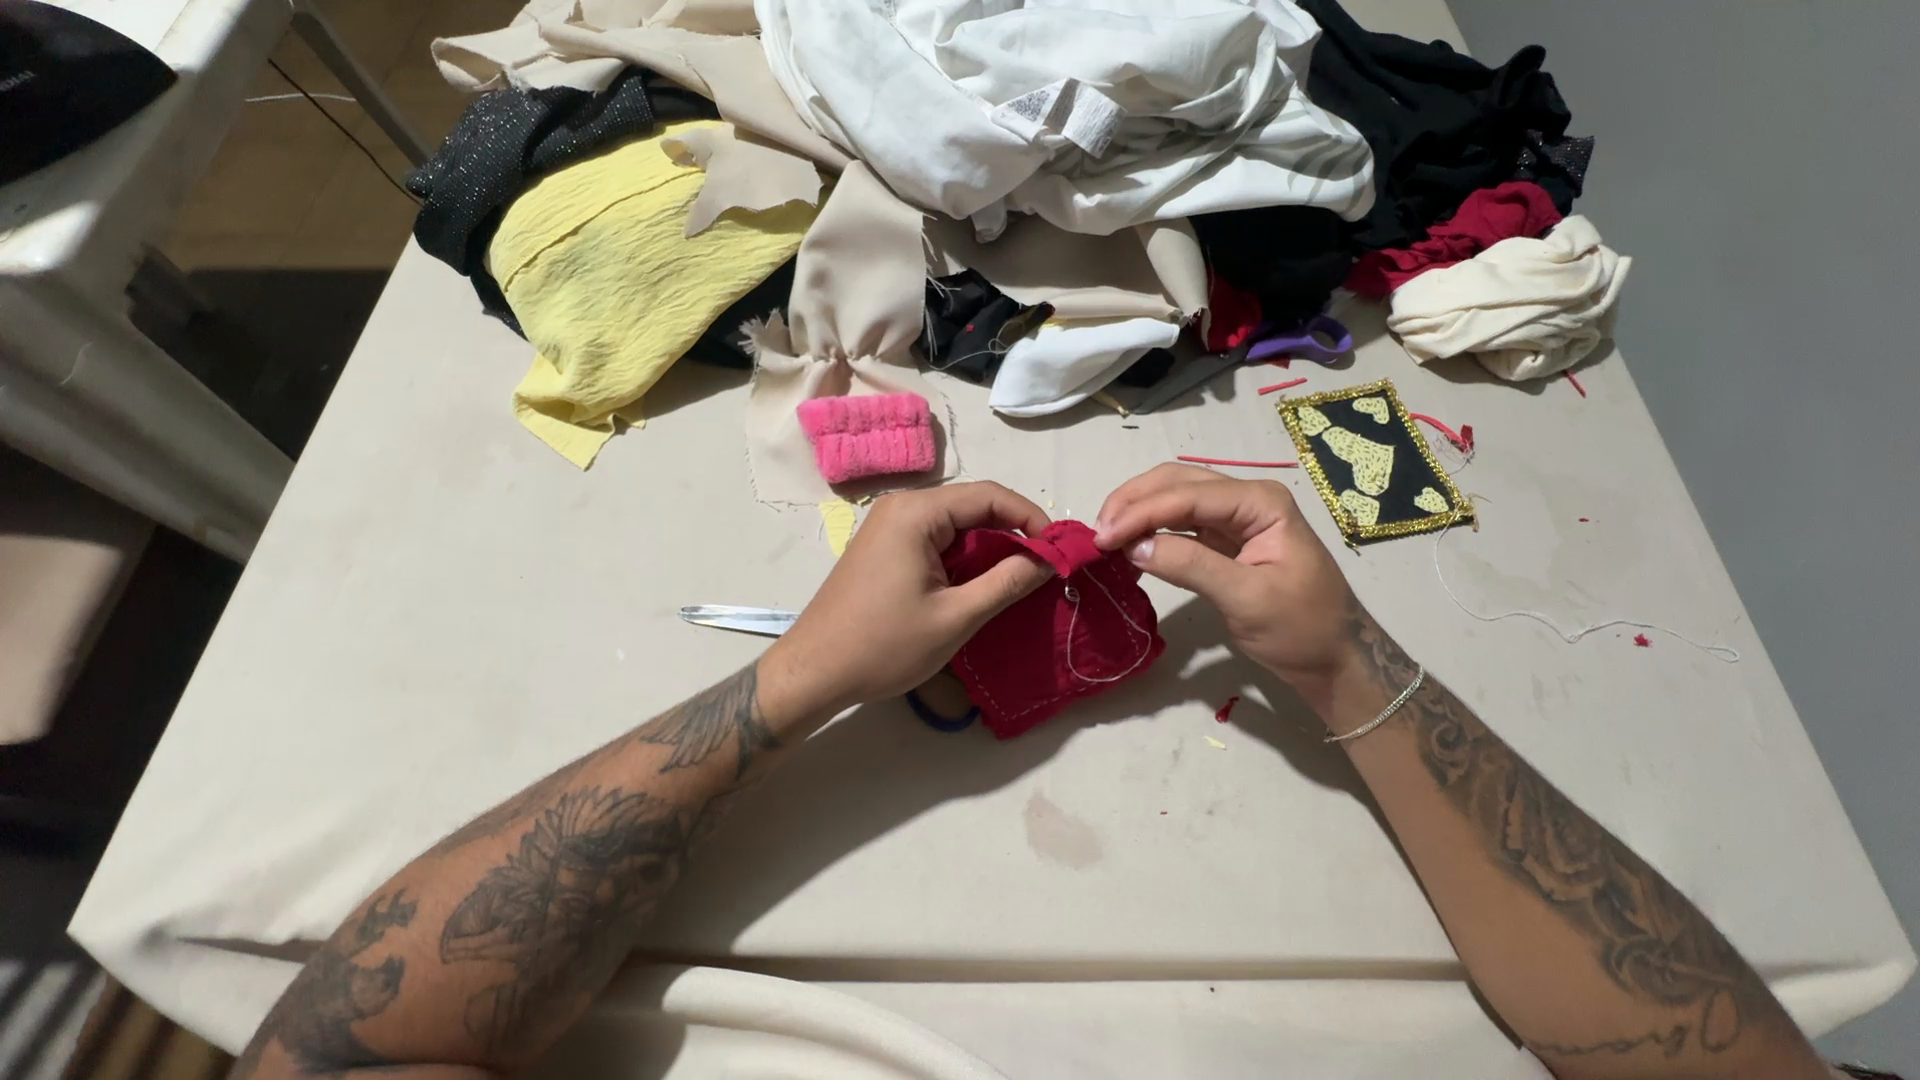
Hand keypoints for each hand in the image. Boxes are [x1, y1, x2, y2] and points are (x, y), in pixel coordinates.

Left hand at [760, 482, 1054, 723]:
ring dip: (989, 546)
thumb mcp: (956, 617)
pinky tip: (980, 582)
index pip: (988, 495)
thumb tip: (1047, 560)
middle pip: (971, 505)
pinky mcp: (883, 548)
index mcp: (916, 513)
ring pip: (955, 524)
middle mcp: (900, 507)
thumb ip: (1007, 582)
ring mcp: (888, 526)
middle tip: (1045, 565)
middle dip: (1012, 531)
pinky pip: (935, 539)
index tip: (1058, 548)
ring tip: (1020, 577)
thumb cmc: (884, 645)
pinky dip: (964, 556)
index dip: (1030, 517)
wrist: (815, 672)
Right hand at [1093, 464, 1363, 704]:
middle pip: (1176, 483)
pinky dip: (1150, 531)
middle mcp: (1246, 499)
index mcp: (1260, 503)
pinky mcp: (1224, 540)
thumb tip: (1133, 546)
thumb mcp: (1247, 599)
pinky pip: (1178, 524)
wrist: (1334, 659)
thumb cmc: (1300, 628)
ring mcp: (1235, 518)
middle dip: (1132, 502)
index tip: (1102, 538)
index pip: (1188, 495)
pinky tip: (1129, 548)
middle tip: (1097, 533)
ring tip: (1105, 538)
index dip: (1140, 512)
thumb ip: (1191, 566)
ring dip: (1137, 512)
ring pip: (1173, 498)